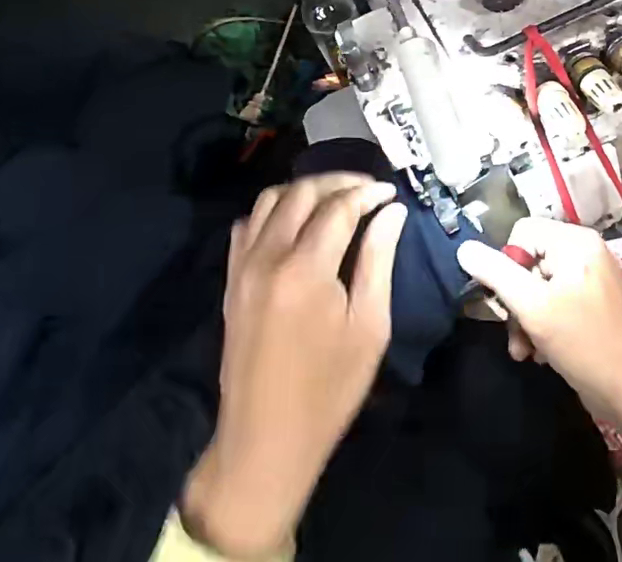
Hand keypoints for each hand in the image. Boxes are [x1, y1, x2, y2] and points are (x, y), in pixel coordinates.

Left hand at [179, 173, 407, 559]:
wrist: (266, 438)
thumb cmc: (329, 388)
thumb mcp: (369, 326)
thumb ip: (379, 259)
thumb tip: (391, 212)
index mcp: (306, 269)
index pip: (339, 207)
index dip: (368, 192)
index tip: (391, 192)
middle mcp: (268, 256)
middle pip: (302, 192)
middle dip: (339, 182)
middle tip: (368, 190)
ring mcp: (242, 266)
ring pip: (269, 200)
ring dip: (304, 191)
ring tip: (335, 199)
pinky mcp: (230, 279)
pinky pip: (247, 225)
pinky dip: (273, 211)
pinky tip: (295, 224)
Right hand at [457, 218, 621, 468]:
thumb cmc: (585, 345)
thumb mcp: (533, 308)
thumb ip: (496, 274)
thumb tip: (464, 248)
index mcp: (576, 241)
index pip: (521, 234)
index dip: (507, 266)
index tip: (509, 301)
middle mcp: (586, 251)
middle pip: (529, 261)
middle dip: (516, 300)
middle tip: (515, 334)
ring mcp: (592, 277)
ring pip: (538, 285)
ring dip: (526, 318)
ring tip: (526, 351)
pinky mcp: (594, 303)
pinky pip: (556, 301)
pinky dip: (544, 325)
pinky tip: (542, 354)